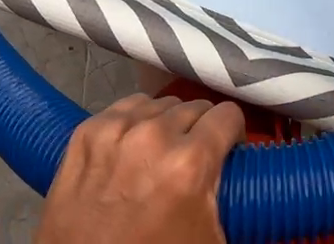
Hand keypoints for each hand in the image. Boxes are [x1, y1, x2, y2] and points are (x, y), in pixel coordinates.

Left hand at [35, 94, 246, 243]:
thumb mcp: (209, 239)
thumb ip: (233, 196)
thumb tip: (248, 176)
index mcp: (190, 163)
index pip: (228, 115)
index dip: (233, 134)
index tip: (228, 151)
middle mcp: (154, 136)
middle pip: (195, 107)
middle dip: (199, 132)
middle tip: (192, 161)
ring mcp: (116, 129)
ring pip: (160, 103)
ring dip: (166, 124)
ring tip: (159, 154)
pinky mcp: (86, 131)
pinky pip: (126, 106)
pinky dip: (134, 121)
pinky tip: (132, 147)